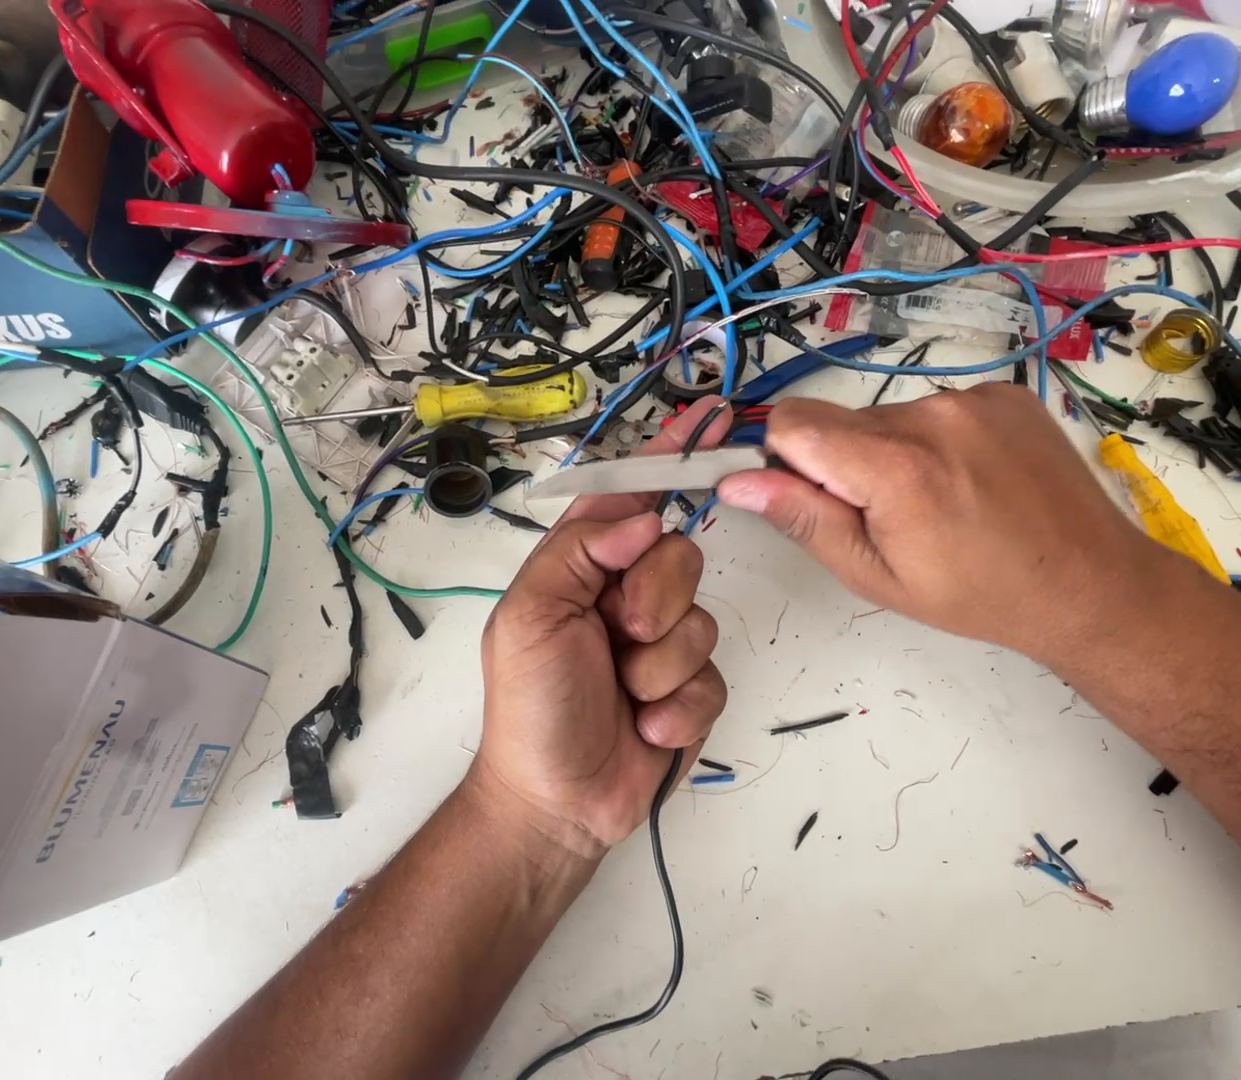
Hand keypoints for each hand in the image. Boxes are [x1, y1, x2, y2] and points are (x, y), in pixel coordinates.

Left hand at [471, 400, 735, 860]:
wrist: (556, 802)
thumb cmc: (531, 705)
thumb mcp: (529, 616)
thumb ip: (577, 553)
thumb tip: (644, 518)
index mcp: (582, 568)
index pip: (629, 500)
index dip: (666, 459)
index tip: (707, 420)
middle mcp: (626, 595)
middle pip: (679, 554)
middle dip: (654, 599)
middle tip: (620, 636)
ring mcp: (662, 643)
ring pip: (700, 620)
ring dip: (659, 667)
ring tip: (624, 696)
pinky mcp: (690, 688)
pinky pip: (711, 676)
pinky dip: (675, 707)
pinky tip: (644, 729)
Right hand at [715, 385, 1174, 661]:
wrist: (1089, 584)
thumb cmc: (974, 594)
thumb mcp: (873, 574)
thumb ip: (802, 519)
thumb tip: (736, 481)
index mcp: (893, 466)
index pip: (791, 422)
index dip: (786, 459)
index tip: (813, 497)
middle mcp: (931, 415)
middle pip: (838, 420)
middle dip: (839, 462)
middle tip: (884, 515)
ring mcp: (974, 399)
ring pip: (885, 416)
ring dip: (886, 452)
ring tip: (933, 501)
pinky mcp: (1004, 395)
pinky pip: (934, 409)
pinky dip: (932, 441)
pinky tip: (966, 481)